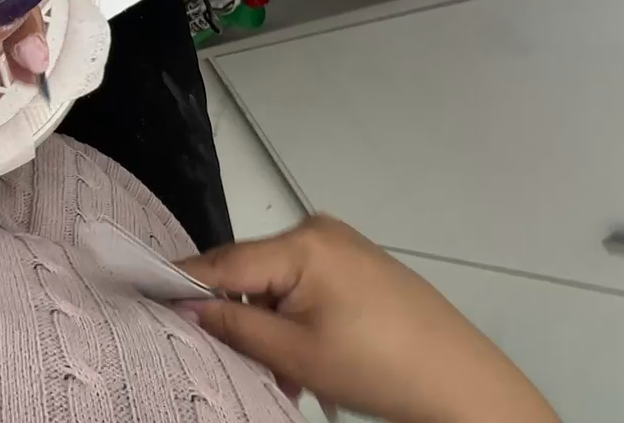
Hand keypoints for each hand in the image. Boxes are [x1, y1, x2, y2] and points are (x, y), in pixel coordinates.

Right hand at [177, 217, 558, 422]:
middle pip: (253, 270)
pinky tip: (307, 358)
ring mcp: (342, 244)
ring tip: (282, 375)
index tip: (149, 290)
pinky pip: (308, 284)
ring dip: (270, 322)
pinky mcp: (360, 263)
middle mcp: (318, 230)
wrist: (474, 393)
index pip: (227, 260)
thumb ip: (236, 327)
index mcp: (303, 243)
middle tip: (231, 357)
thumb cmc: (382, 371)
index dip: (188, 279)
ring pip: (280, 281)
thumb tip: (187, 308)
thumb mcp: (299, 356)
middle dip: (239, 313)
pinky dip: (298, 316)